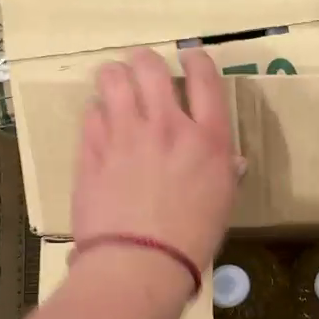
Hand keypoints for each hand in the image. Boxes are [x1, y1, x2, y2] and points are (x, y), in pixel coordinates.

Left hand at [71, 47, 238, 276]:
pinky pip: (90, 114)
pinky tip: (100, 120)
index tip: (192, 55)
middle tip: (143, 66)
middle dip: (146, 61)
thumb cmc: (193, 237)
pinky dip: (97, 112)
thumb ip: (223, 169)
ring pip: (112, 80)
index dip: (198, 59)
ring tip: (115, 82)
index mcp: (208, 138)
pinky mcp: (91, 151)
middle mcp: (167, 126)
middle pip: (152, 68)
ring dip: (114, 76)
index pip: (206, 79)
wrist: (140, 263)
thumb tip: (227, 159)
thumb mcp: (223, 199)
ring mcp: (125, 135)